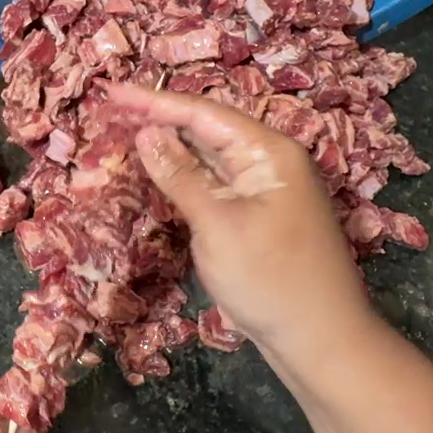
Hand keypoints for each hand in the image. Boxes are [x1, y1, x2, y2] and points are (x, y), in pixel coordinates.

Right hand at [108, 83, 371, 345]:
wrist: (321, 341)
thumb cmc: (271, 279)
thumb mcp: (218, 224)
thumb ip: (180, 175)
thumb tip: (145, 133)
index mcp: (268, 152)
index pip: (203, 114)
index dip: (154, 102)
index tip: (112, 91)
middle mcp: (268, 162)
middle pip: (206, 128)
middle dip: (159, 118)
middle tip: (111, 107)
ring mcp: (263, 189)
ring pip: (208, 155)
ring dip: (169, 144)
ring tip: (124, 128)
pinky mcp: (255, 214)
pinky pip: (213, 182)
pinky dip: (182, 174)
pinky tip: (157, 169)